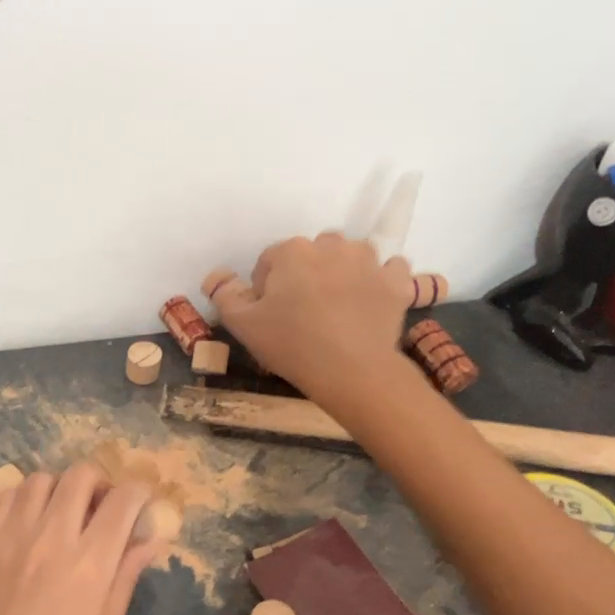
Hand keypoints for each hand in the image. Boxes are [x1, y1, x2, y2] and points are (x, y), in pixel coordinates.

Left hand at [0, 463, 157, 614]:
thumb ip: (126, 576)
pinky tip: (31, 519)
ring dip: (60, 487)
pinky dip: (26, 497)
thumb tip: (150, 539)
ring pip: (42, 478)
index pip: (123, 499)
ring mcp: (15, 532)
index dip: (138, 493)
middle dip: (100, 482)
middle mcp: (54, 535)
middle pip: (82, 474)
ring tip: (62, 512)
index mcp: (92, 561)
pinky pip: (9, 495)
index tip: (138, 506)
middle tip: (99, 507)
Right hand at [204, 232, 419, 403]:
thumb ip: (225, 295)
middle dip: (304, 275)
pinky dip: (377, 281)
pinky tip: (366, 303)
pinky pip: (386, 270)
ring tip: (334, 309)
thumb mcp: (242, 325)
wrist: (352, 370)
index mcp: (292, 251)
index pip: (269, 261)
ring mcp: (369, 260)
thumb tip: (218, 277)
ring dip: (340, 274)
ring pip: (349, 257)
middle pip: (311, 254)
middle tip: (300, 312)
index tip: (268, 314)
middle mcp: (332, 245)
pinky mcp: (396, 280)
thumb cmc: (290, 344)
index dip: (265, 288)